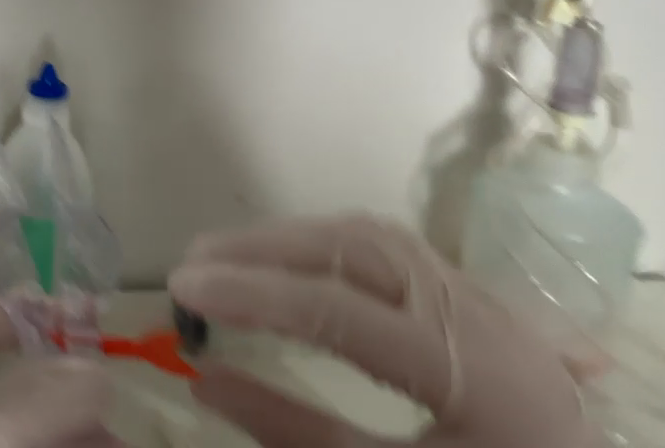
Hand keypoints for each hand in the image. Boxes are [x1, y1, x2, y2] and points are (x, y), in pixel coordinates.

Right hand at [169, 215, 596, 447]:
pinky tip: (292, 260)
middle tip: (194, 263)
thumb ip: (295, 433)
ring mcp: (483, 303)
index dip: (250, 294)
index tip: (180, 288)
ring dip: (290, 238)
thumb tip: (204, 379)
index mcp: (473, 375)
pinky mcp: (476, 303)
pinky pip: (390, 248)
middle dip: (261, 249)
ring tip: (228, 256)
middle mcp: (481, 319)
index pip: (337, 310)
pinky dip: (326, 244)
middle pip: (352, 249)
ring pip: (370, 236)